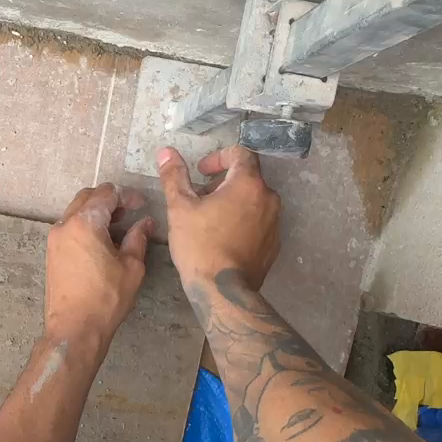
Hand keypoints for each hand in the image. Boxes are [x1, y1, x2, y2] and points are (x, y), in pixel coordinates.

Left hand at [44, 183, 153, 348]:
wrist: (75, 329)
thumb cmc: (106, 298)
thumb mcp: (132, 267)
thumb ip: (138, 238)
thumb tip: (145, 222)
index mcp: (85, 223)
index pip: (106, 193)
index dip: (127, 196)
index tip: (141, 206)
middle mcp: (64, 225)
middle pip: (87, 197)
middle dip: (109, 200)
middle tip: (128, 213)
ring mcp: (54, 240)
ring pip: (76, 212)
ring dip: (96, 213)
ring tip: (116, 229)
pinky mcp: (51, 254)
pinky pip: (69, 228)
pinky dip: (85, 226)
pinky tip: (101, 243)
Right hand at [156, 145, 281, 290]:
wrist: (223, 290)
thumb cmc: (199, 245)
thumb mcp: (180, 208)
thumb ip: (174, 176)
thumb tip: (166, 151)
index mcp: (248, 183)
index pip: (240, 153)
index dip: (219, 157)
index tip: (201, 172)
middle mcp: (269, 198)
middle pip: (248, 178)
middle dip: (223, 183)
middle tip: (200, 199)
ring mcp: (275, 223)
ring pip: (254, 202)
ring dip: (233, 203)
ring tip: (210, 221)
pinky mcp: (273, 245)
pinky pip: (259, 224)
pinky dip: (243, 223)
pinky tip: (223, 240)